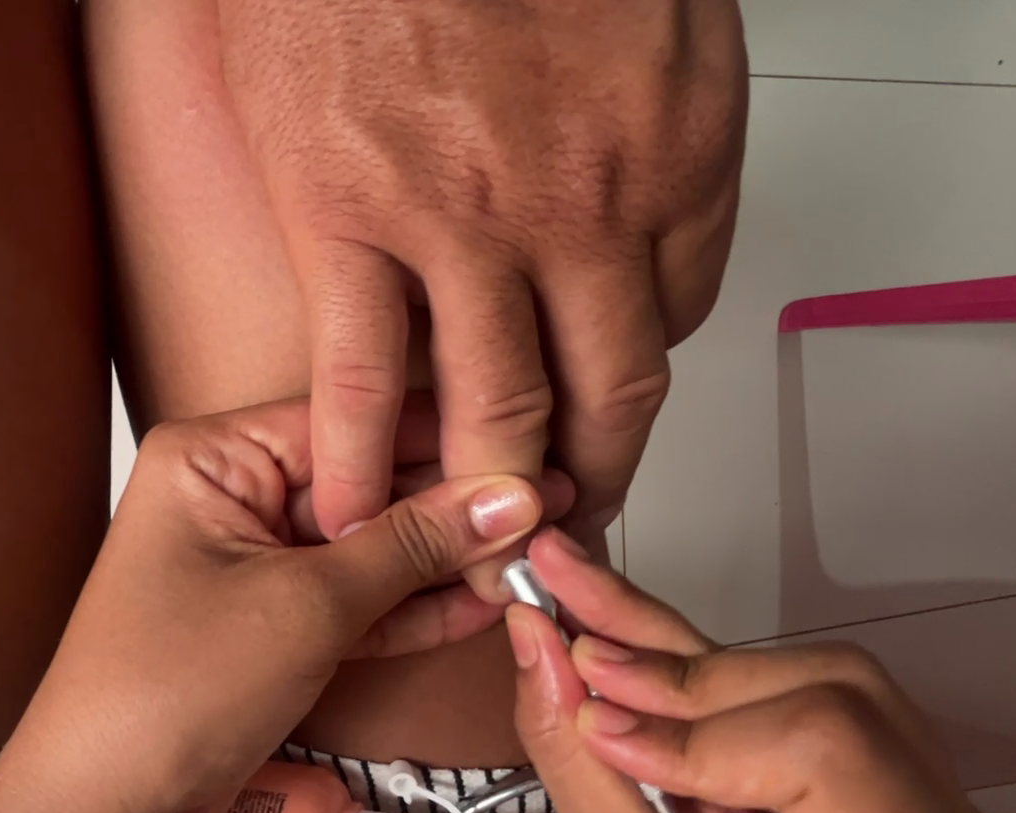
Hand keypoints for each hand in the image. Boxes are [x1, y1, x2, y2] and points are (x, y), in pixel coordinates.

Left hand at [9, 397, 555, 812]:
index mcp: (212, 457)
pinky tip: (481, 598)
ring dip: (442, 560)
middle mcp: (230, 496)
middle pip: (362, 485)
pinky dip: (409, 606)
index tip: (528, 450)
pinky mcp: (273, 619)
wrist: (107, 803)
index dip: (442, 438)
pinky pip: (352, 600)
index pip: (346, 422)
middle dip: (451, 506)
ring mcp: (254, 561)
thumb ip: (408, 546)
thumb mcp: (304, 603)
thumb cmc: (170, 687)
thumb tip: (503, 497)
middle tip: (549, 506)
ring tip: (533, 552)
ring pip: (365, 548)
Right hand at [215, 0, 747, 580]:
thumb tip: (617, 250)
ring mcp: (459, 227)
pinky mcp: (347, 225)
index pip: (667, 327)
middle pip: (599, 398)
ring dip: (482, 503)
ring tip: (463, 556)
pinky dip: (357, 461)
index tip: (601, 438)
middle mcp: (577, 209)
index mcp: (664, 153)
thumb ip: (649, 147)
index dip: (630, 402)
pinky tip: (349, 513)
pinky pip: (361, 379)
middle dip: (583, 489)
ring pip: (493, 410)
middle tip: (557, 540)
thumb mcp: (644, 25)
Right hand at [504, 530, 1015, 812]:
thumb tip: (532, 637)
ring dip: (656, 643)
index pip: (823, 750)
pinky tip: (594, 599)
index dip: (698, 731)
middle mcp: (940, 810)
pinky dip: (660, 636)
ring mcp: (900, 759)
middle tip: (567, 649)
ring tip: (566, 611)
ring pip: (771, 657)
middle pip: (806, 685)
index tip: (598, 733)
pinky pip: (749, 662)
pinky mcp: (841, 726)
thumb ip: (574, 756)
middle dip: (671, 676)